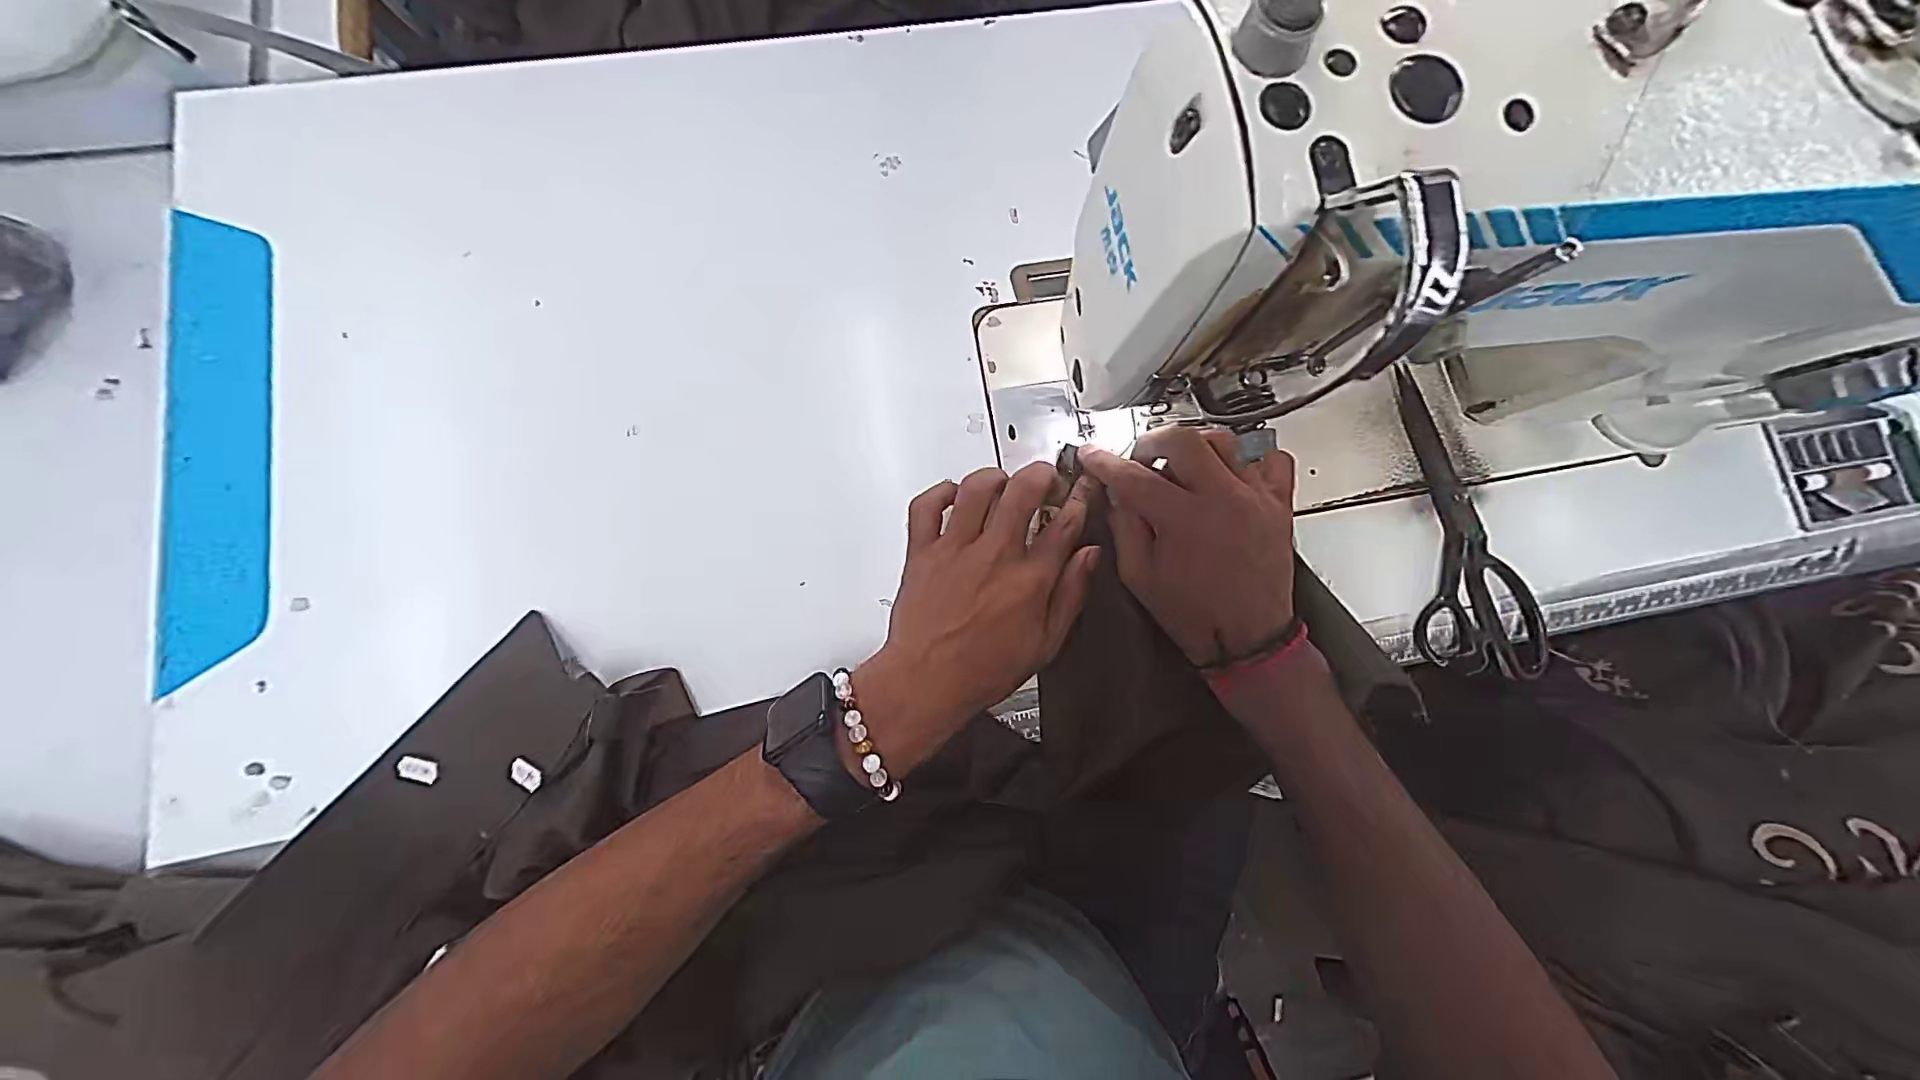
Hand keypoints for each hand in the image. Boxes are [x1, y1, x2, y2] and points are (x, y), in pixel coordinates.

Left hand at [852, 462, 1100, 774]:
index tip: (1078, 494)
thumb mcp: (1045, 643)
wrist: (926, 683)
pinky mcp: (922, 552)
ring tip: (1002, 483)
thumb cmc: (981, 670)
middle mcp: (994, 557)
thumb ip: (1071, 594)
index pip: (1064, 523)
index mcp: (1029, 580)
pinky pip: (927, 506)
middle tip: (1043, 479)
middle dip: (1041, 475)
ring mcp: (955, 551)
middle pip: (1024, 491)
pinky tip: (954, 495)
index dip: (1078, 500)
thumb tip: (1088, 558)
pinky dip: (941, 492)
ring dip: (995, 477)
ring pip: (977, 488)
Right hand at [1077, 427, 1297, 666]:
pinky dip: (1248, 459)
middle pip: (1182, 438)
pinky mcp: (1278, 505)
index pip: (1132, 474)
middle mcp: (1223, 500)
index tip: (1093, 455)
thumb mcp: (1139, 577)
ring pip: (1224, 440)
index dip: (1104, 461)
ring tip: (1182, 466)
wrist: (1247, 638)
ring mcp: (1255, 498)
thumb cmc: (1196, 614)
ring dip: (1195, 447)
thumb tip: (1116, 496)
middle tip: (1139, 459)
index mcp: (1183, 519)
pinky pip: (1272, 459)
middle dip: (1150, 442)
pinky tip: (1230, 475)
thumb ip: (1124, 528)